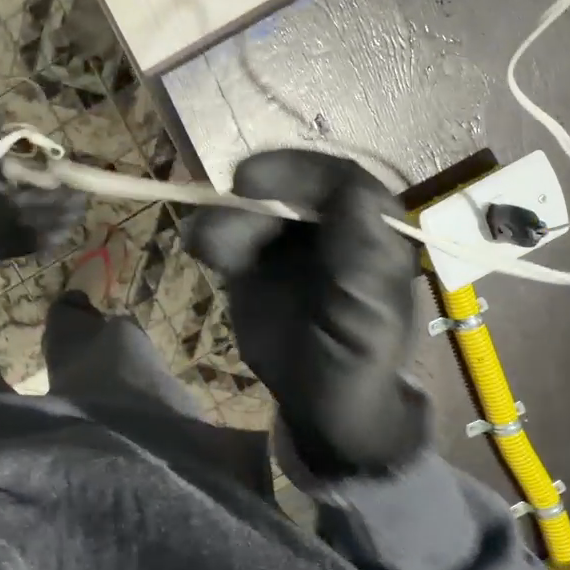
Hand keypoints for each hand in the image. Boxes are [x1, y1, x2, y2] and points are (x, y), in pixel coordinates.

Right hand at [188, 150, 426, 475]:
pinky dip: (209, 236)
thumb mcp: (371, 311)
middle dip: (249, 202)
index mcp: (371, 226)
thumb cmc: (359, 354)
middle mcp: (327, 221)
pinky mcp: (251, 259)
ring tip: (205, 247)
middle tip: (219, 229)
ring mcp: (286, 238)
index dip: (294, 171)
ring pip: (250, 207)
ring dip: (223, 218)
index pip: (336, 179)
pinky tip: (199, 249)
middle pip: (285, 187)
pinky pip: (226, 235)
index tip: (250, 181)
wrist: (322, 398)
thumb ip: (362, 255)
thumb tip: (354, 193)